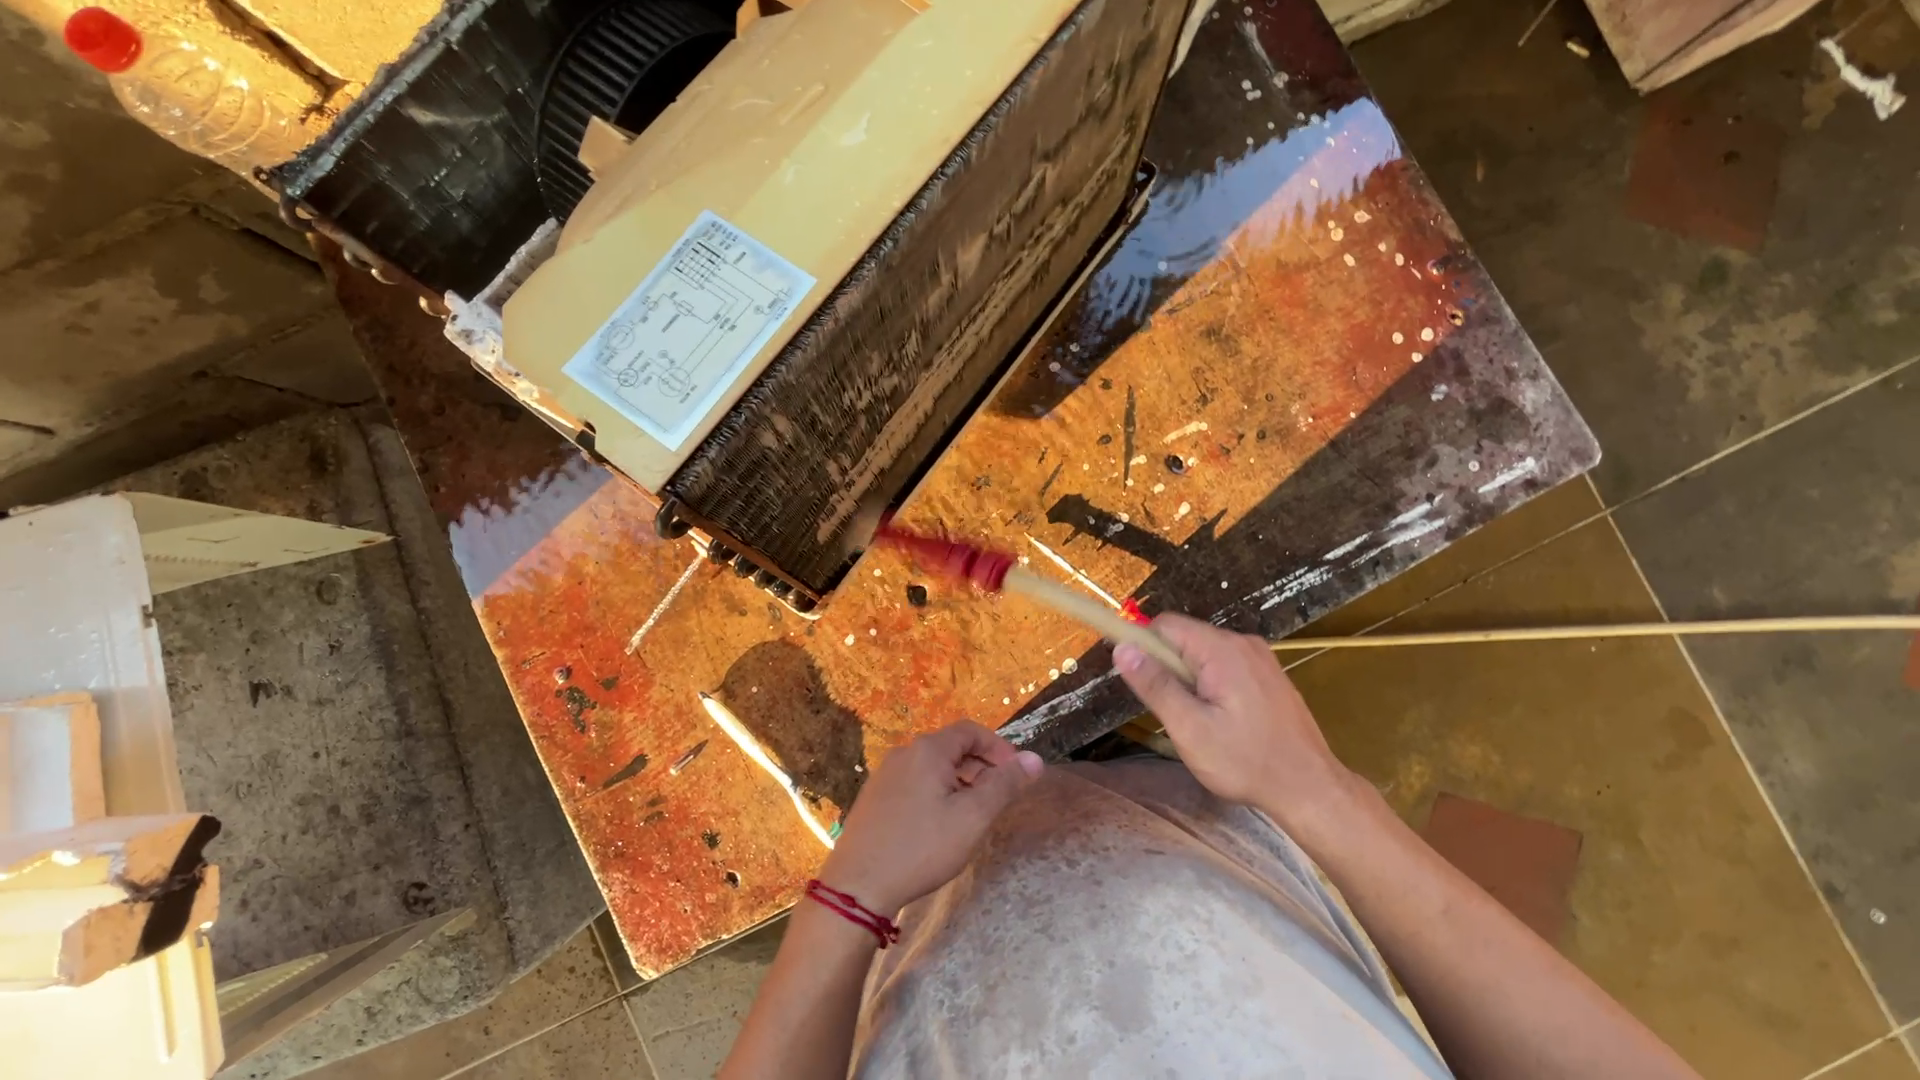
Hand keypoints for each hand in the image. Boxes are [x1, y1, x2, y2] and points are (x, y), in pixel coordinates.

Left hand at [819, 721, 1043, 913]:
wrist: (857, 886)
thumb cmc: (921, 848)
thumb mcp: (972, 817)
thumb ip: (1005, 785)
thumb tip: (1034, 759)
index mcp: (927, 750)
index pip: (970, 730)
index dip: (998, 747)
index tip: (1016, 774)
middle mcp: (903, 754)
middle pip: (951, 747)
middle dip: (981, 766)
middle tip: (998, 799)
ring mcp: (884, 776)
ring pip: (932, 767)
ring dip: (959, 782)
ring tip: (973, 815)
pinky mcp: (874, 798)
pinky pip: (914, 783)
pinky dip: (936, 793)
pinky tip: (940, 825)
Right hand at [1113, 613, 1353, 834]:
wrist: (1310, 788)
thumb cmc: (1246, 762)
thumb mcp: (1190, 728)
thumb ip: (1155, 685)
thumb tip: (1122, 648)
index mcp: (1222, 650)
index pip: (1165, 625)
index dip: (1142, 646)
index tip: (1138, 682)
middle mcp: (1243, 643)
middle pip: (1185, 638)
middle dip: (1168, 669)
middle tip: (1174, 713)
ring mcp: (1260, 658)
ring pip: (1204, 654)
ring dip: (1190, 681)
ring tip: (1199, 723)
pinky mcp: (1268, 675)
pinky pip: (1225, 666)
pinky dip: (1212, 686)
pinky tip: (1222, 722)